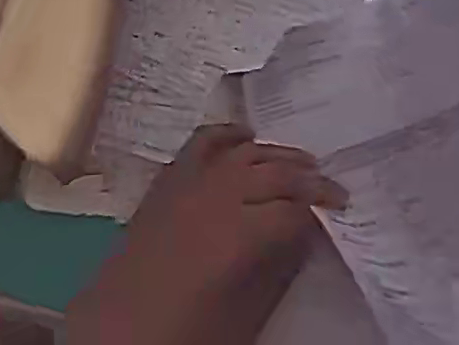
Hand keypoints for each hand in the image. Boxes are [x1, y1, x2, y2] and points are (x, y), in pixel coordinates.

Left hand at [66, 125, 347, 344]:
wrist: (119, 323)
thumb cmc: (185, 328)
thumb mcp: (244, 311)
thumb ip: (277, 267)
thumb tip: (305, 234)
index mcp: (239, 232)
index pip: (293, 209)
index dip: (320, 210)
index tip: (338, 213)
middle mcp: (218, 192)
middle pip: (275, 171)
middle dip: (309, 178)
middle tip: (334, 188)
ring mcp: (192, 177)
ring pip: (246, 151)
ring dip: (277, 153)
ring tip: (303, 161)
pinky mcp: (171, 174)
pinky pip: (205, 140)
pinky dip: (229, 133)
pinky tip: (247, 136)